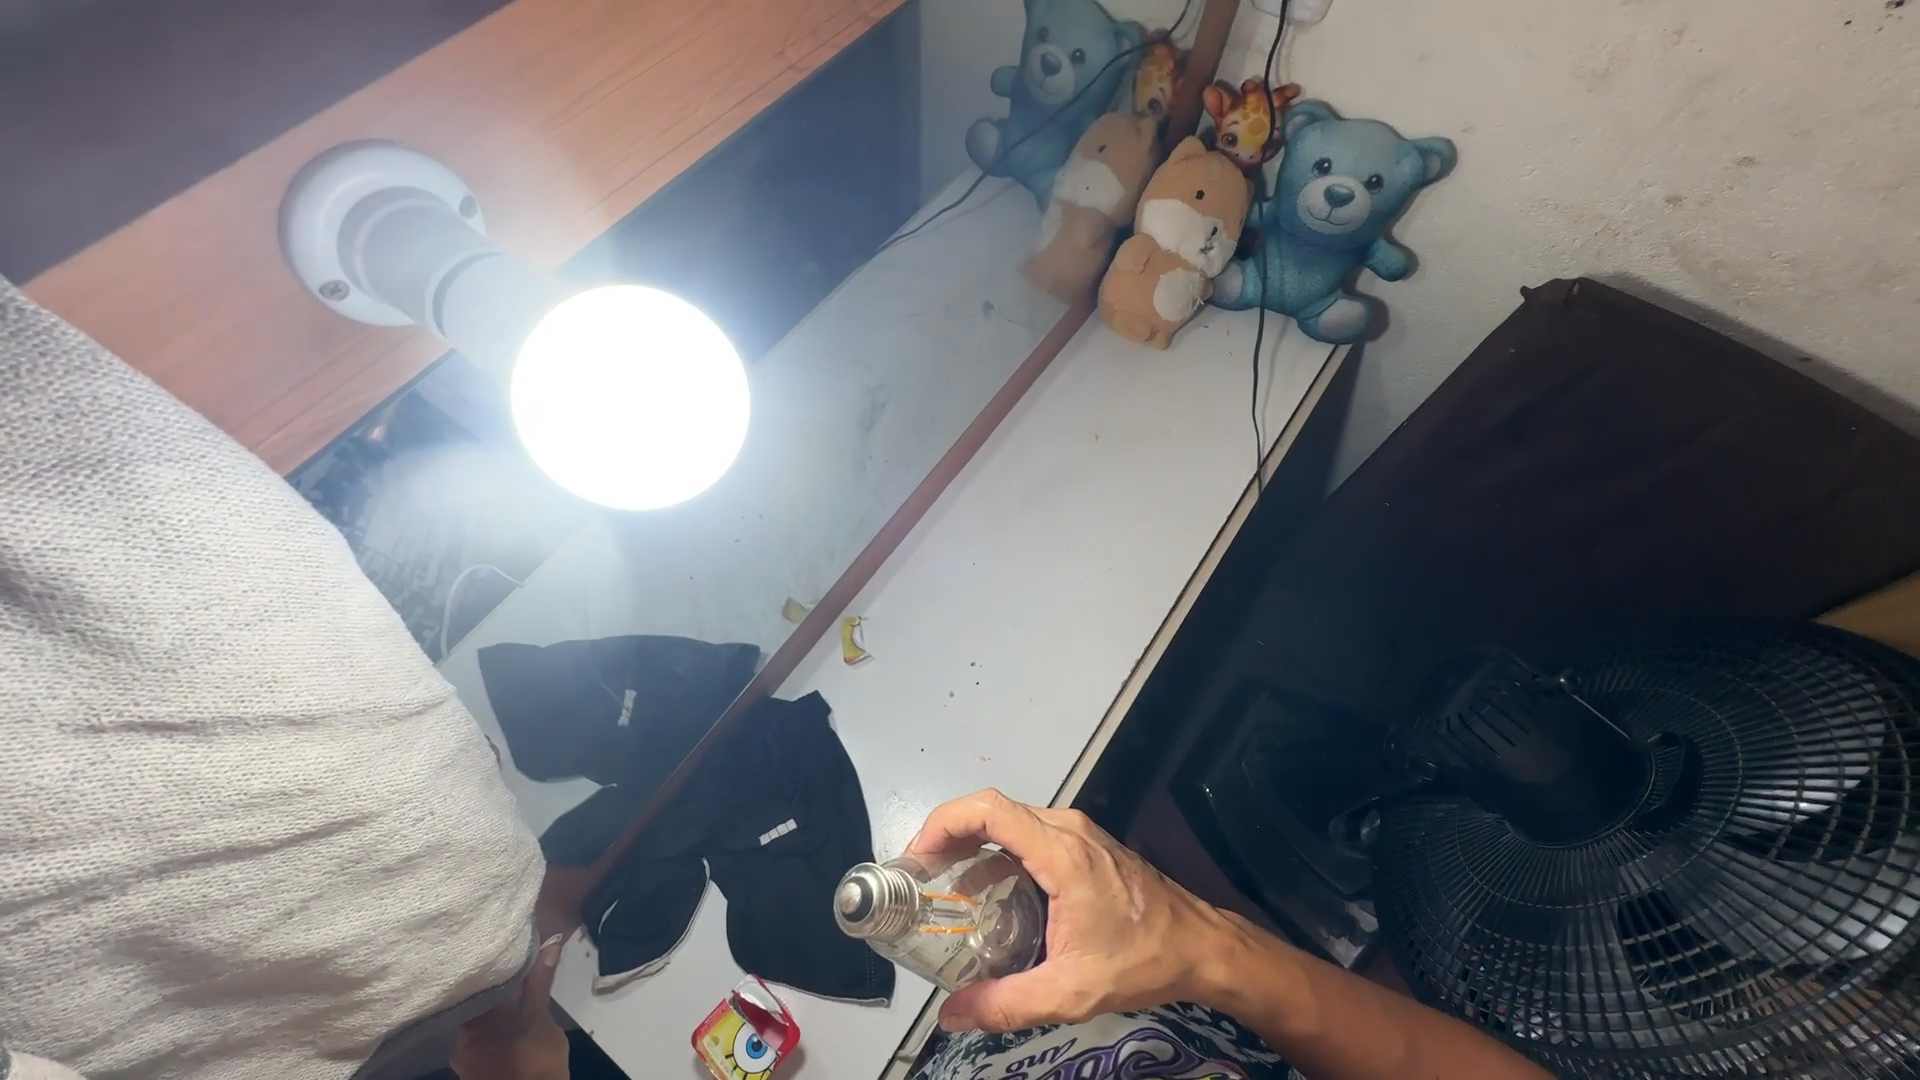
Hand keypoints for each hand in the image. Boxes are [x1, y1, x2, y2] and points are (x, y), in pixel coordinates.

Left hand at [451, 933, 569, 1079]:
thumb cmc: (536, 1062)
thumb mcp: (541, 1019)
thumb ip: (540, 982)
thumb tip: (550, 944)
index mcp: (472, 1026)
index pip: (477, 985)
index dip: (492, 964)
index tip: (507, 944)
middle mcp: (460, 1038)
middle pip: (477, 998)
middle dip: (496, 979)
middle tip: (516, 955)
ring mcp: (465, 1053)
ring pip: (480, 1014)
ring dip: (497, 997)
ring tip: (517, 976)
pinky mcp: (473, 1064)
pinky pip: (481, 1029)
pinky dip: (495, 1016)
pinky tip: (512, 1008)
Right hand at [907, 790, 1267, 1032]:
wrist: (1201, 946)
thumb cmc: (1140, 960)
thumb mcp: (1070, 991)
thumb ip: (1006, 1003)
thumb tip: (950, 1016)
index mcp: (1060, 851)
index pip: (990, 810)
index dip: (945, 822)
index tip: (917, 856)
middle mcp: (1065, 827)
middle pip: (993, 809)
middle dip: (949, 834)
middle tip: (920, 876)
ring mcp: (1076, 831)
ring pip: (1009, 819)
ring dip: (972, 842)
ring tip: (943, 883)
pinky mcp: (1082, 842)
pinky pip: (1027, 832)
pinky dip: (996, 850)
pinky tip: (986, 890)